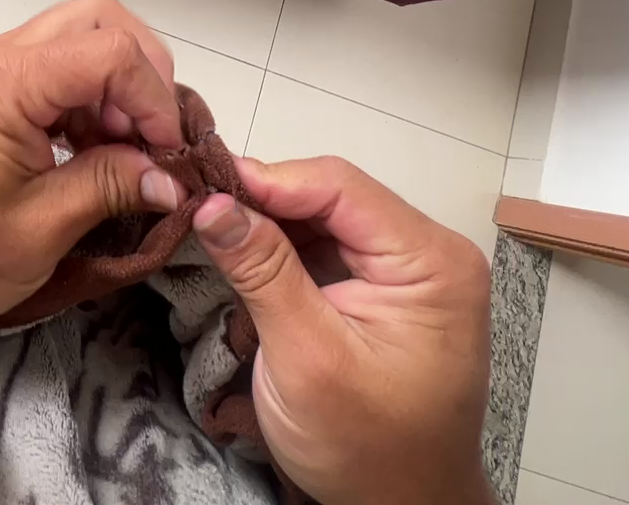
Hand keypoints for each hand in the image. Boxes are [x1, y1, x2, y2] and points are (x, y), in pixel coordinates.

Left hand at [0, 0, 189, 322]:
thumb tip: (171, 178)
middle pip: (100, 17)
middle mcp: (3, 56)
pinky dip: (92, 96)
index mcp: (9, 83)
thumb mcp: (38, 229)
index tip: (166, 155)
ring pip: (82, 34)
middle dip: (142, 71)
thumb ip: (109, 188)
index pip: (110, 51)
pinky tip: (95, 148)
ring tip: (123, 147)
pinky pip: (62, 65)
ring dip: (118, 83)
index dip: (153, 99)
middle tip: (148, 135)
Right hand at [192, 157, 493, 504]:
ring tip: (212, 225)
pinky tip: (243, 251)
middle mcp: (425, 249)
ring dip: (265, 220)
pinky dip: (278, 243)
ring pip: (319, 211)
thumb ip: (261, 271)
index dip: (267, 179)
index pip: (339, 187)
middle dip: (262, 199)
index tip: (203, 187)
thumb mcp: (306, 359)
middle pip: (329, 194)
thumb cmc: (366, 448)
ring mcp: (403, 264)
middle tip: (198, 206)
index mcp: (430, 262)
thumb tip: (211, 202)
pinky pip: (322, 239)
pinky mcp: (380, 279)